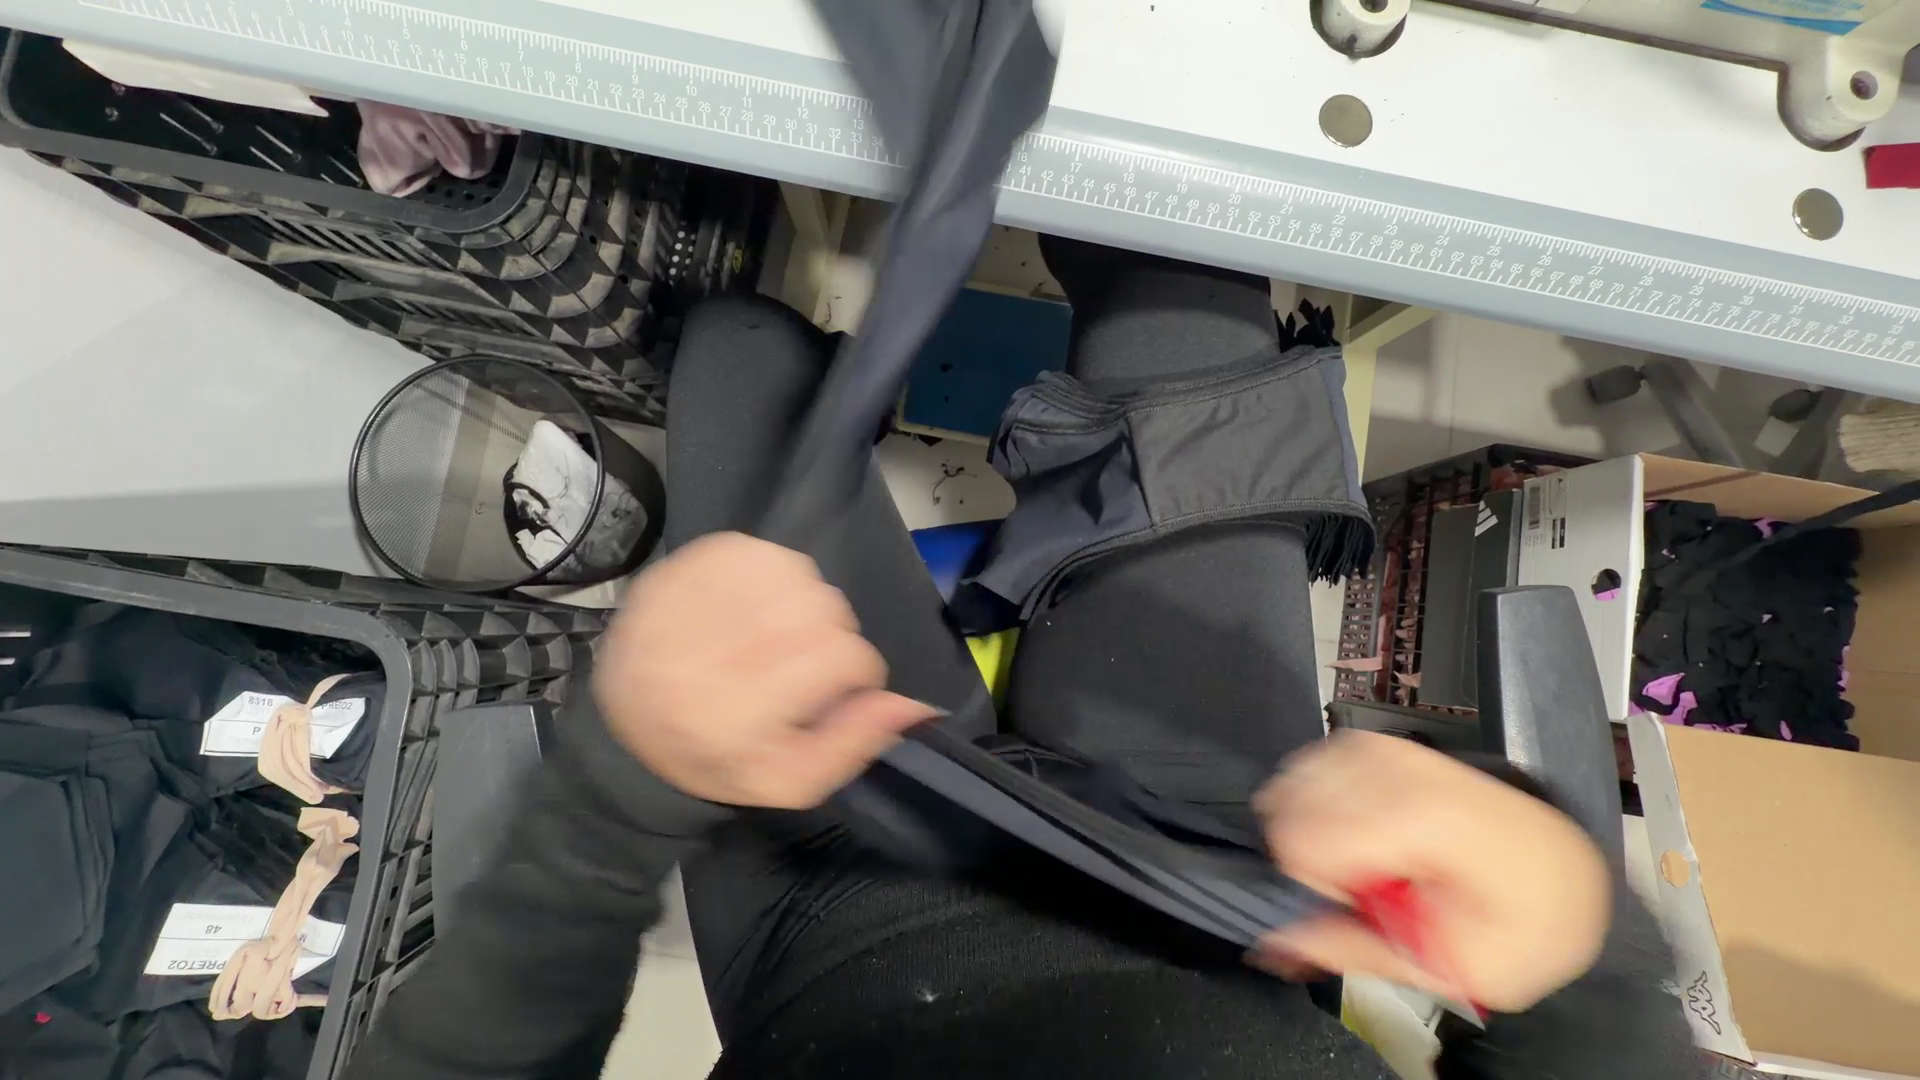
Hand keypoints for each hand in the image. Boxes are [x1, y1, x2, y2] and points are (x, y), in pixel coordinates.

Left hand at [592, 532, 938, 808]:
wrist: (627, 733)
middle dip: (832, 638)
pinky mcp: (684, 566)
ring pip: (801, 576)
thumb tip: (917, 705)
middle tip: (808, 663)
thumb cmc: (718, 760)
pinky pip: (766, 552)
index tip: (842, 687)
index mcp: (734, 710)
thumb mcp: (791, 781)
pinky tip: (759, 609)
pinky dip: (778, 579)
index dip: (857, 673)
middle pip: (824, 610)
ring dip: (807, 606)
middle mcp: (709, 645)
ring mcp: (692, 595)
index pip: (839, 656)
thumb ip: (857, 743)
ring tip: (780, 637)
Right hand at [1253, 732, 1610, 1012]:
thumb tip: (1284, 937)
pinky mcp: (1370, 742)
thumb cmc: (1526, 918)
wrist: (1559, 866)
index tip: (1348, 906)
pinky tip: (1349, 830)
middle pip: (1289, 806)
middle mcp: (1394, 765)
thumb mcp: (1470, 969)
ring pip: (1291, 782)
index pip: (1304, 837)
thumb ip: (1370, 952)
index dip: (1310, 884)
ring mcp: (1379, 746)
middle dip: (1308, 857)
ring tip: (1357, 861)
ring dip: (1306, 827)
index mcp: (1423, 816)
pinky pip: (1307, 767)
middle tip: (1358, 889)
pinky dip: (1313, 802)